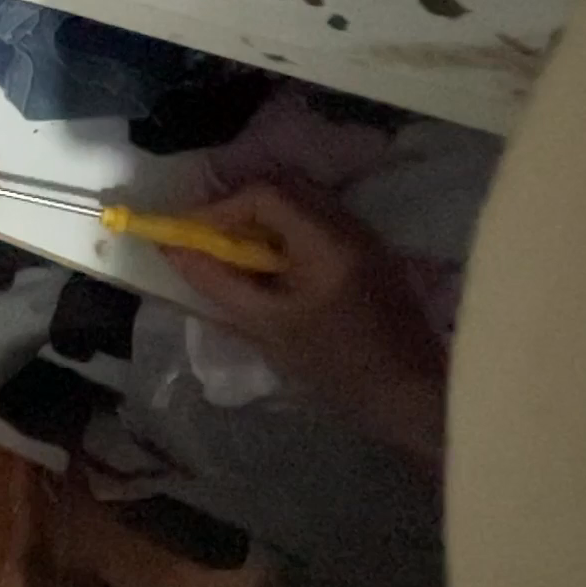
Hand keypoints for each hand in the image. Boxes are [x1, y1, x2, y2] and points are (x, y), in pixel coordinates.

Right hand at [162, 182, 445, 456]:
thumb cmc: (334, 363)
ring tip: (232, 250)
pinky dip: (279, 230)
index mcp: (326, 241)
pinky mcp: (366, 252)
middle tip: (207, 236)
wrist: (415, 398)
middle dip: (235, 207)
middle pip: (282, 188)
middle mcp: (350, 226)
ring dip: (257, 218)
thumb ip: (213, 282)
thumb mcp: (262, 325)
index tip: (190, 235)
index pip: (263, 194)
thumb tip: (170, 248)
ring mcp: (363, 236)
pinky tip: (267, 263)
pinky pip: (312, 219)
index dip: (218, 208)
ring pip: (298, 201)